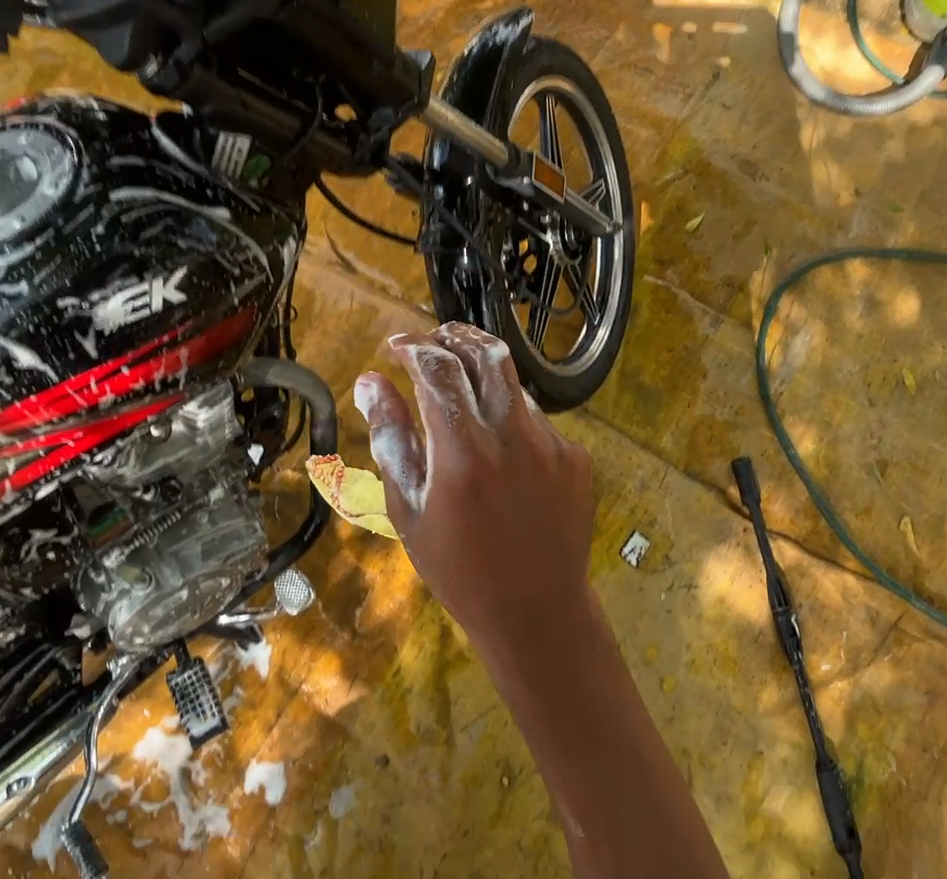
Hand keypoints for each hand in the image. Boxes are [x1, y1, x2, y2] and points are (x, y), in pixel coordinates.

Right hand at [354, 323, 597, 645]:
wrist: (536, 609)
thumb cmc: (458, 569)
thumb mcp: (408, 511)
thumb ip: (391, 439)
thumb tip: (371, 382)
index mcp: (463, 454)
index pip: (437, 369)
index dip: (413, 346)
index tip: (397, 345)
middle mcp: (512, 438)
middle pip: (486, 354)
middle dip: (454, 335)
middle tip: (433, 339)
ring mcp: (551, 444)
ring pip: (514, 384)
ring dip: (483, 373)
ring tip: (460, 385)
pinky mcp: (575, 457)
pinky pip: (537, 420)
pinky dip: (510, 416)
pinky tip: (497, 445)